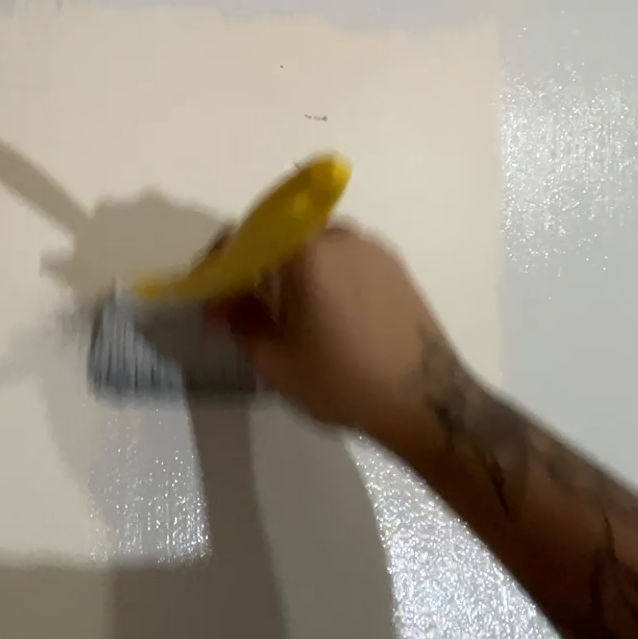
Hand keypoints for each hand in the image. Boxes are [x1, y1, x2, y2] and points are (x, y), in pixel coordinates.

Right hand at [205, 223, 455, 450]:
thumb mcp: (275, 361)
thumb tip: (218, 303)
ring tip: (279, 310)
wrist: (430, 403)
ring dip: (287, 270)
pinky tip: (318, 312)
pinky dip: (319, 276)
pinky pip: (341, 259)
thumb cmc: (344, 380)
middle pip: (280, 236)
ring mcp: (372, 249)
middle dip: (253, 264)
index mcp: (307, 251)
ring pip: (311, 247)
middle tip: (239, 301)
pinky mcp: (394, 267)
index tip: (208, 289)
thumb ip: (239, 322)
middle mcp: (340, 236)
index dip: (219, 260)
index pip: (247, 235)